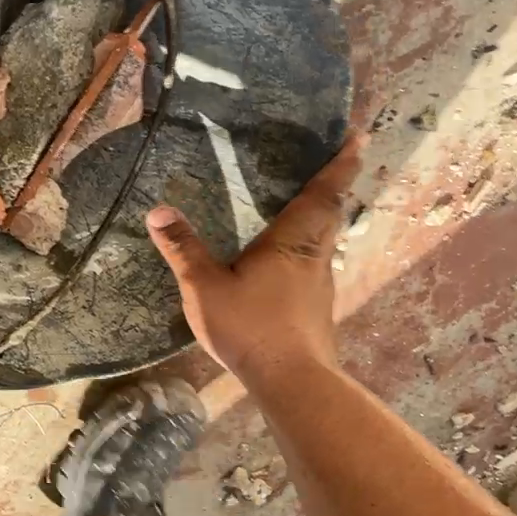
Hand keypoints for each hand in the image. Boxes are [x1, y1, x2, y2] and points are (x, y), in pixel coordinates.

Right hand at [145, 133, 366, 382]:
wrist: (292, 380)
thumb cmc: (250, 325)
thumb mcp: (204, 285)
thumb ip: (183, 248)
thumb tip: (158, 210)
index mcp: (291, 243)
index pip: (322, 194)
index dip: (340, 164)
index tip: (359, 135)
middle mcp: (314, 257)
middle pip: (329, 215)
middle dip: (332, 187)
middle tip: (331, 165)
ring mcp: (319, 285)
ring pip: (323, 241)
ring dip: (319, 219)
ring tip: (300, 208)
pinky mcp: (315, 308)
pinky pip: (312, 265)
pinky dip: (304, 250)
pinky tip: (282, 263)